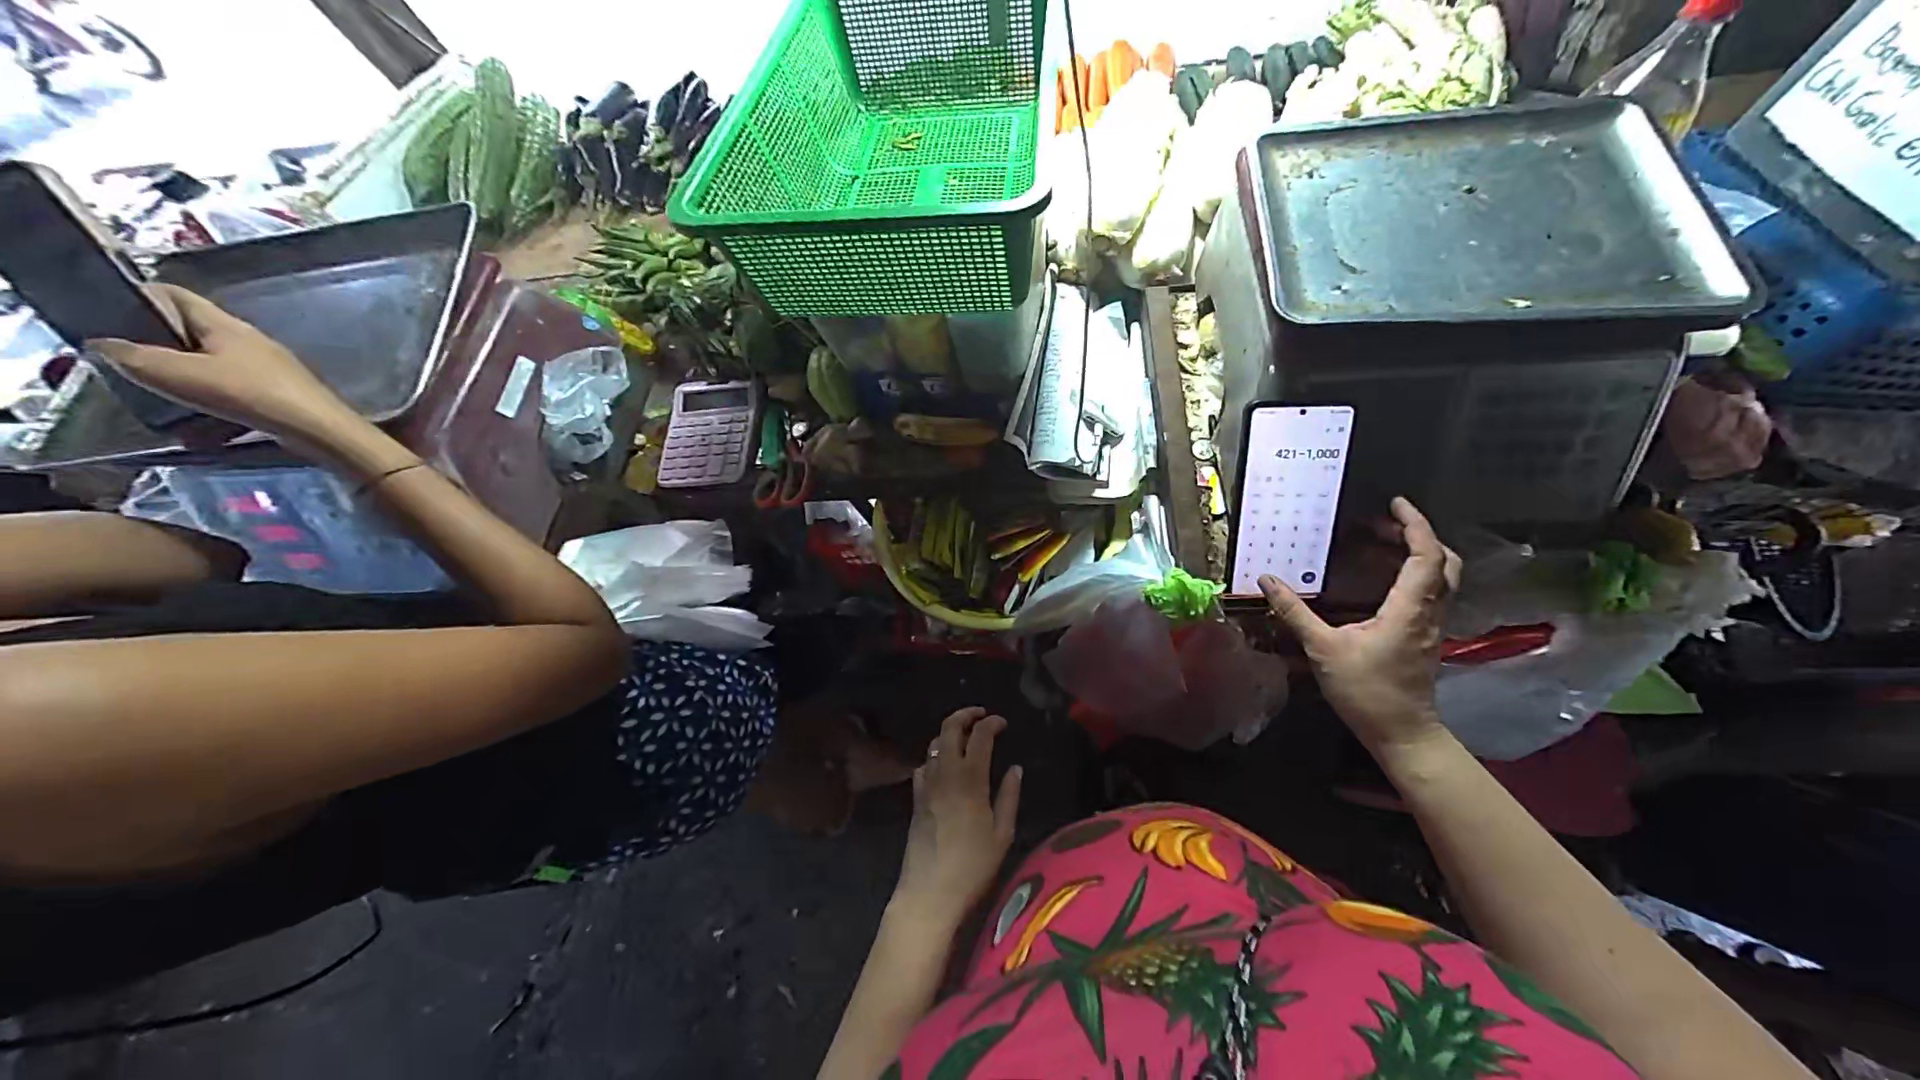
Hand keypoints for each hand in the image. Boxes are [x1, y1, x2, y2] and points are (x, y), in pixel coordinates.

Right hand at [86, 285, 357, 445]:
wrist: (321, 429)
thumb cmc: (251, 394)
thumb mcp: (176, 373)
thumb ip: (132, 356)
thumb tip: (103, 344)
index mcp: (224, 324)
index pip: (172, 294)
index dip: (136, 298)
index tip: (104, 319)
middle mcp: (248, 341)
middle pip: (187, 336)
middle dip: (156, 355)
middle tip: (130, 373)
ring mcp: (267, 368)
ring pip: (209, 372)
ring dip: (185, 392)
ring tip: (163, 409)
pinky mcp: (278, 394)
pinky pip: (233, 399)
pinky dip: (214, 415)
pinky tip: (202, 434)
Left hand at [893, 707, 1022, 928]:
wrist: (929, 892)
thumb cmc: (973, 866)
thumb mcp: (1002, 833)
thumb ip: (1009, 796)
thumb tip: (1015, 768)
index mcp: (970, 779)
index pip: (980, 736)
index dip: (992, 723)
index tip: (1003, 722)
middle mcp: (944, 774)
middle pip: (948, 728)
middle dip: (965, 714)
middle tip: (981, 715)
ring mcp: (926, 785)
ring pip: (933, 744)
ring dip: (949, 734)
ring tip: (966, 737)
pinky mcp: (915, 799)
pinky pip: (923, 765)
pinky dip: (935, 757)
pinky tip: (946, 768)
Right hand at [1260, 497, 1462, 751]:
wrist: (1401, 731)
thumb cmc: (1366, 690)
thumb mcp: (1322, 648)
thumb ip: (1294, 612)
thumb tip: (1268, 579)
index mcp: (1409, 609)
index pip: (1426, 556)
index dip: (1415, 525)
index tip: (1395, 504)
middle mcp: (1429, 611)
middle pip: (1444, 562)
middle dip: (1419, 535)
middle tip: (1385, 524)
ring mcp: (1432, 625)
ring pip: (1442, 578)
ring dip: (1419, 553)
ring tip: (1383, 544)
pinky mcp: (1426, 636)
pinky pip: (1431, 593)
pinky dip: (1415, 574)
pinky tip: (1384, 579)